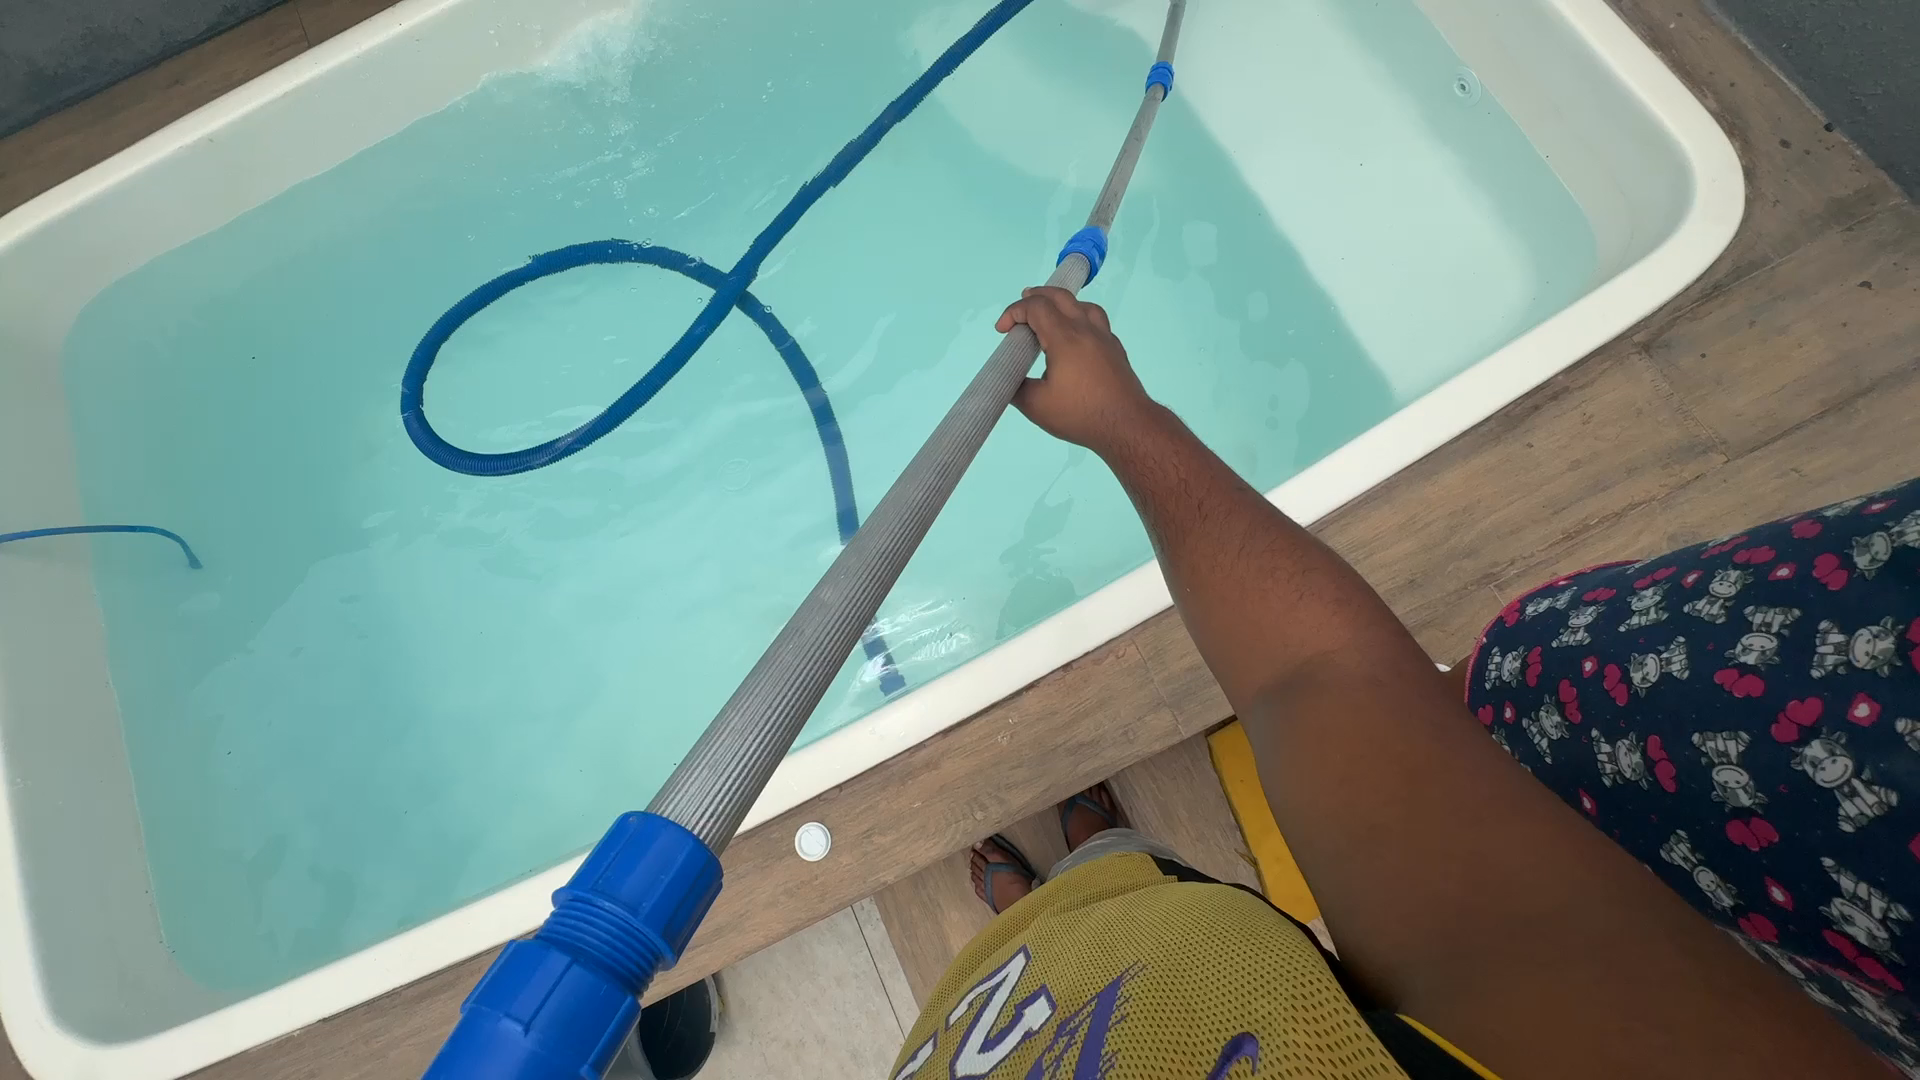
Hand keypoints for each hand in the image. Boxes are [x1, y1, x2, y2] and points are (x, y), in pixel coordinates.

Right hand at [996, 287, 1157, 453]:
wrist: (1126, 425)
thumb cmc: (1080, 415)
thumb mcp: (1036, 406)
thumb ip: (1016, 389)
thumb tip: (1009, 382)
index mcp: (1064, 338)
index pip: (1036, 307)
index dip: (1014, 312)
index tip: (1002, 330)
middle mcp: (1086, 330)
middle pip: (1060, 296)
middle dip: (1037, 296)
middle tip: (1023, 301)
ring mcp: (1104, 338)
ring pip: (1083, 305)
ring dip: (1062, 302)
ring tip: (1051, 312)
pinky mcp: (1115, 349)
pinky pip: (1096, 321)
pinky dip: (1080, 318)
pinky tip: (1076, 336)